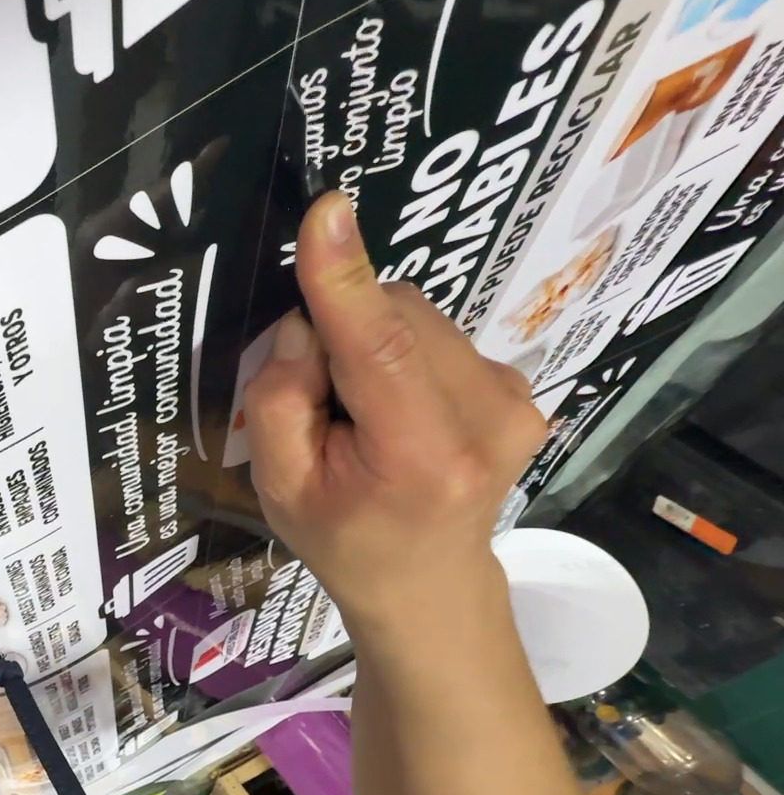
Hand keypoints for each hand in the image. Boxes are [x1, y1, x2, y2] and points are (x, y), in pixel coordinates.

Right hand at [243, 193, 547, 638]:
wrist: (425, 583)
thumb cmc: (339, 539)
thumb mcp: (277, 484)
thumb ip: (283, 401)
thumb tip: (308, 326)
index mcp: (420, 455)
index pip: (380, 349)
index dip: (346, 281)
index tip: (326, 212)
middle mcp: (487, 415)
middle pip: (393, 318)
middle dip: (336, 334)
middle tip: (315, 402)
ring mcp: (514, 397)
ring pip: (413, 316)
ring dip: (364, 341)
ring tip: (353, 409)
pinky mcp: (518, 384)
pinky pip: (432, 332)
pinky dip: (393, 351)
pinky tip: (387, 403)